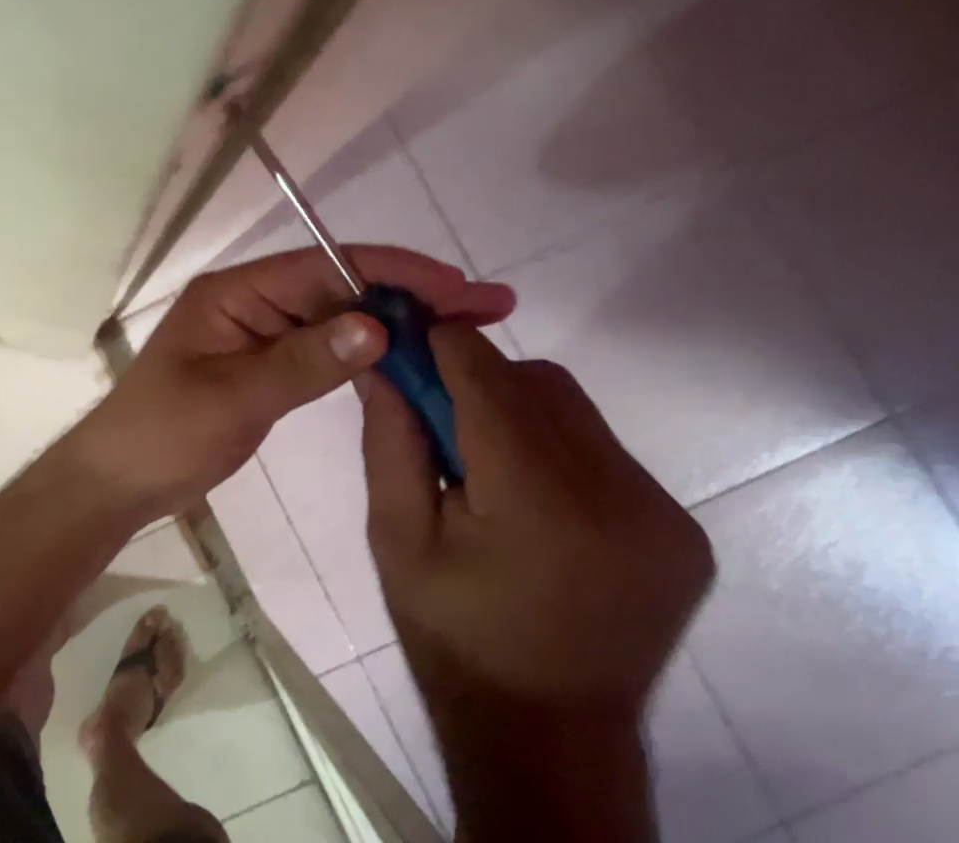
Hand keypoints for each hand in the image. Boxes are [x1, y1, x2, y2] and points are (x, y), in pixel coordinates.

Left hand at [63, 246, 514, 520]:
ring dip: (394, 322)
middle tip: (491, 309)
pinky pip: (321, 349)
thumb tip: (380, 326)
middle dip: (409, 295)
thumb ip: (305, 362)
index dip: (396, 273)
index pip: (326, 266)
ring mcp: (256, 334)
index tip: (462, 289)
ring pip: (335, 317)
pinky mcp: (262, 367)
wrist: (119, 478)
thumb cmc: (165, 433)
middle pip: (338, 286)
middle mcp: (249, 302)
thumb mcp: (234, 397)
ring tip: (466, 333)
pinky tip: (408, 362)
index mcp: (235, 292)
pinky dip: (364, 352)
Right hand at [363, 326, 714, 710]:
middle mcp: (618, 497)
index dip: (446, 343)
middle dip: (482, 377)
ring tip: (483, 464)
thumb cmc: (449, 634)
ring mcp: (663, 515)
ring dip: (522, 412)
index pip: (490, 381)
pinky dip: (558, 450)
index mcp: (537, 504)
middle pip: (542, 384)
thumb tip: (379, 360)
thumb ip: (391, 441)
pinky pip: (608, 454)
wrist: (545, 733)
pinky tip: (530, 499)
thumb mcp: (395, 536)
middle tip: (435, 411)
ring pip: (578, 413)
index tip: (409, 329)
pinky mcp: (683, 533)